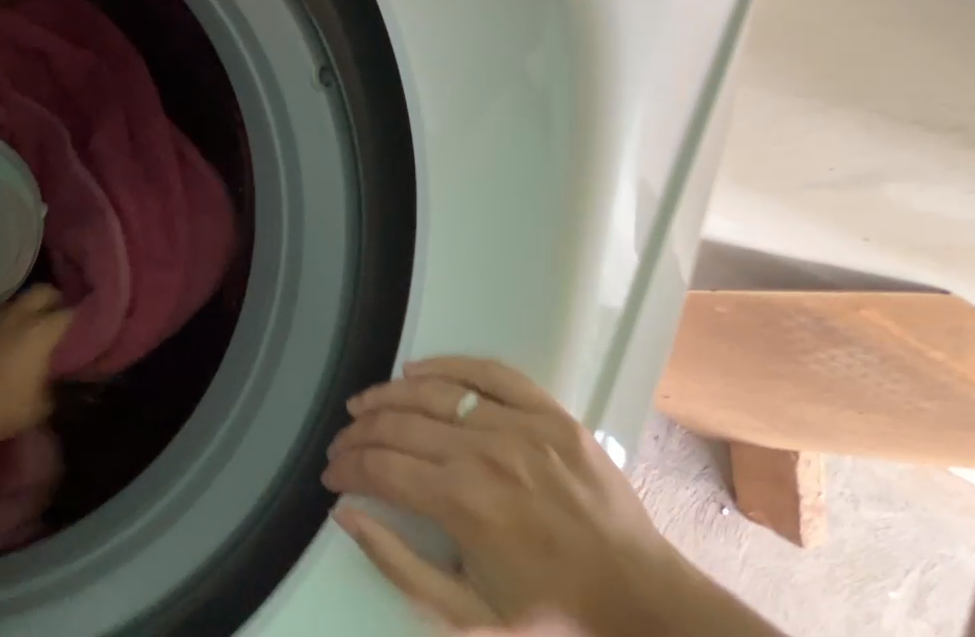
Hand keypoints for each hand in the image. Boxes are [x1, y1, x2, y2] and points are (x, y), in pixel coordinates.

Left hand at [0, 286, 73, 439]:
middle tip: (53, 312)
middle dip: (50, 299)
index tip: (79, 324)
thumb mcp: (41, 404)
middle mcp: (13, 317)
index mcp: (39, 333)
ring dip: (15, 315)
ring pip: (7, 305)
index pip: (67, 313)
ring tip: (15, 331)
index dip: (75, 317)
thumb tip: (47, 373)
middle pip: (39, 292)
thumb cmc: (5, 411)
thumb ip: (49, 381)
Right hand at [321, 357, 687, 634]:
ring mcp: (523, 429)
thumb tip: (344, 513)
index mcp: (463, 504)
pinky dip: (447, 365)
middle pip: (396, 425)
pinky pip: (490, 373)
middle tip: (342, 445)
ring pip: (432, 392)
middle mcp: (486, 455)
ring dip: (386, 395)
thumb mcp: (467, 612)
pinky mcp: (554, 417)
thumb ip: (397, 562)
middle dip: (356, 435)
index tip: (331, 475)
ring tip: (363, 405)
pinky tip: (417, 371)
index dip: (345, 468)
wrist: (646, 608)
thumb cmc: (552, 614)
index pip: (378, 467)